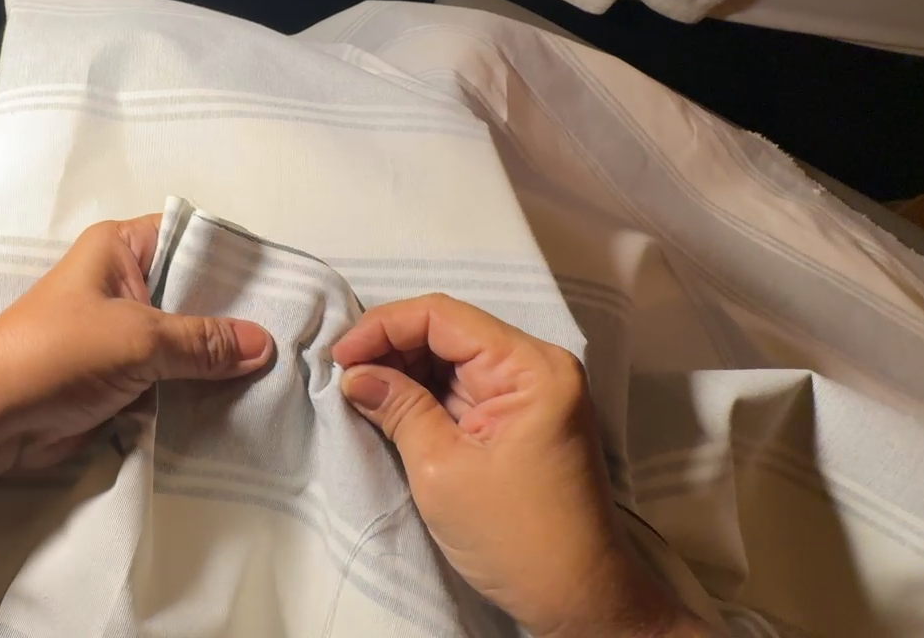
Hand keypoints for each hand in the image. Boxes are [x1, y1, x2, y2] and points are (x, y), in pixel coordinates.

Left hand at [0, 215, 273, 466]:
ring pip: (185, 335)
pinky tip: (245, 394)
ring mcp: (124, 329)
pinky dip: (200, 382)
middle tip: (294, 330)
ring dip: (219, 354)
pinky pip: (172, 370)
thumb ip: (203, 340)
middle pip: (192, 289)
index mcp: (120, 248)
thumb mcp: (138, 337)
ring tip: (282, 366)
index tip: (284, 280)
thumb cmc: (60, 352)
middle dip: (234, 312)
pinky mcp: (123, 372)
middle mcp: (125, 281)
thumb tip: (266, 344)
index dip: (232, 256)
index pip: (189, 237)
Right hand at [333, 295, 706, 637]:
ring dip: (400, 366)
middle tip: (345, 372)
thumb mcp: (440, 469)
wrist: (581, 606)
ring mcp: (527, 388)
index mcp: (529, 368)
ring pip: (447, 352)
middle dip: (389, 345)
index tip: (341, 355)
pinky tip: (387, 398)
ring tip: (359, 386)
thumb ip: (396, 406)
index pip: (441, 316)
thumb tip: (352, 374)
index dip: (383, 326)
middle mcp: (534, 364)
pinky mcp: (516, 411)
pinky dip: (419, 387)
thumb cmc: (516, 540)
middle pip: (444, 329)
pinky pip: (458, 380)